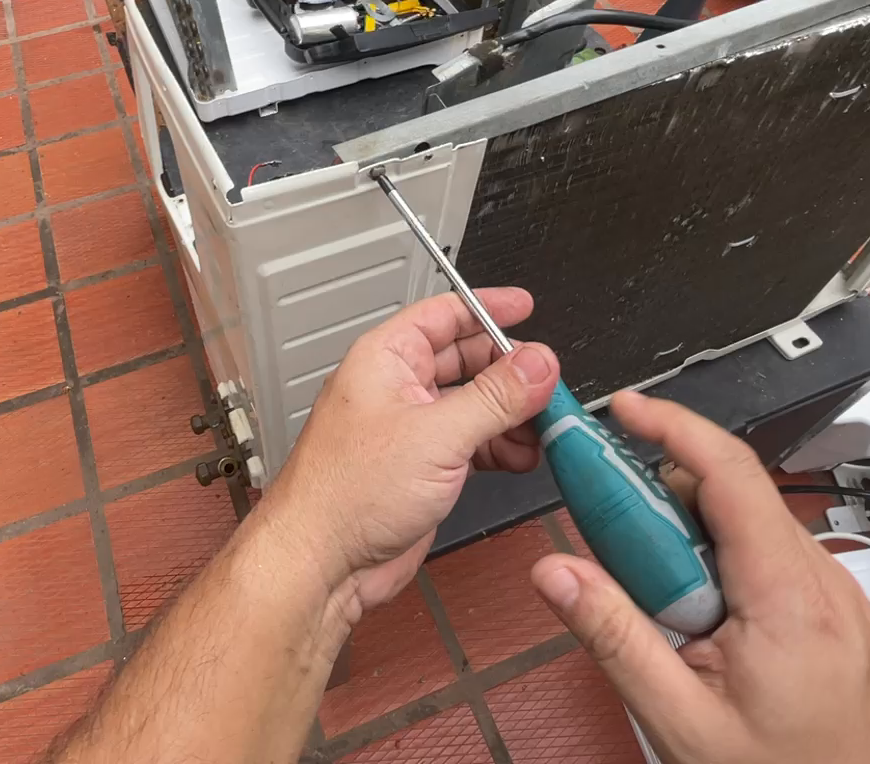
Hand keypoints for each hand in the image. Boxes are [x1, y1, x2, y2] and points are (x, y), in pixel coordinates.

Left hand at [260, 288, 559, 619]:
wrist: (323, 561)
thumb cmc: (345, 492)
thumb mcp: (435, 435)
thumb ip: (494, 398)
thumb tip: (536, 364)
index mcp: (386, 358)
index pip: (443, 314)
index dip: (486, 308)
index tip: (524, 308)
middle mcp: (397, 386)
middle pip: (465, 359)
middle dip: (508, 371)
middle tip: (547, 383)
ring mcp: (410, 427)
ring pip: (473, 404)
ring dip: (510, 415)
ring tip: (541, 429)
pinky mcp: (422, 465)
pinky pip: (470, 441)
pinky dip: (499, 447)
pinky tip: (521, 457)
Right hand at [530, 393, 869, 763]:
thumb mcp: (687, 725)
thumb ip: (615, 639)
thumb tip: (553, 570)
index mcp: (789, 595)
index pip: (728, 471)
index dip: (671, 424)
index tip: (621, 409)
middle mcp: (820, 578)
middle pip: (724, 494)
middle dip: (656, 497)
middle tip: (607, 533)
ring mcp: (834, 593)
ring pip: (741, 523)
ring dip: (683, 534)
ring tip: (652, 595)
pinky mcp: (836, 610)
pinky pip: (762, 554)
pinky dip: (713, 560)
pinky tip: (696, 617)